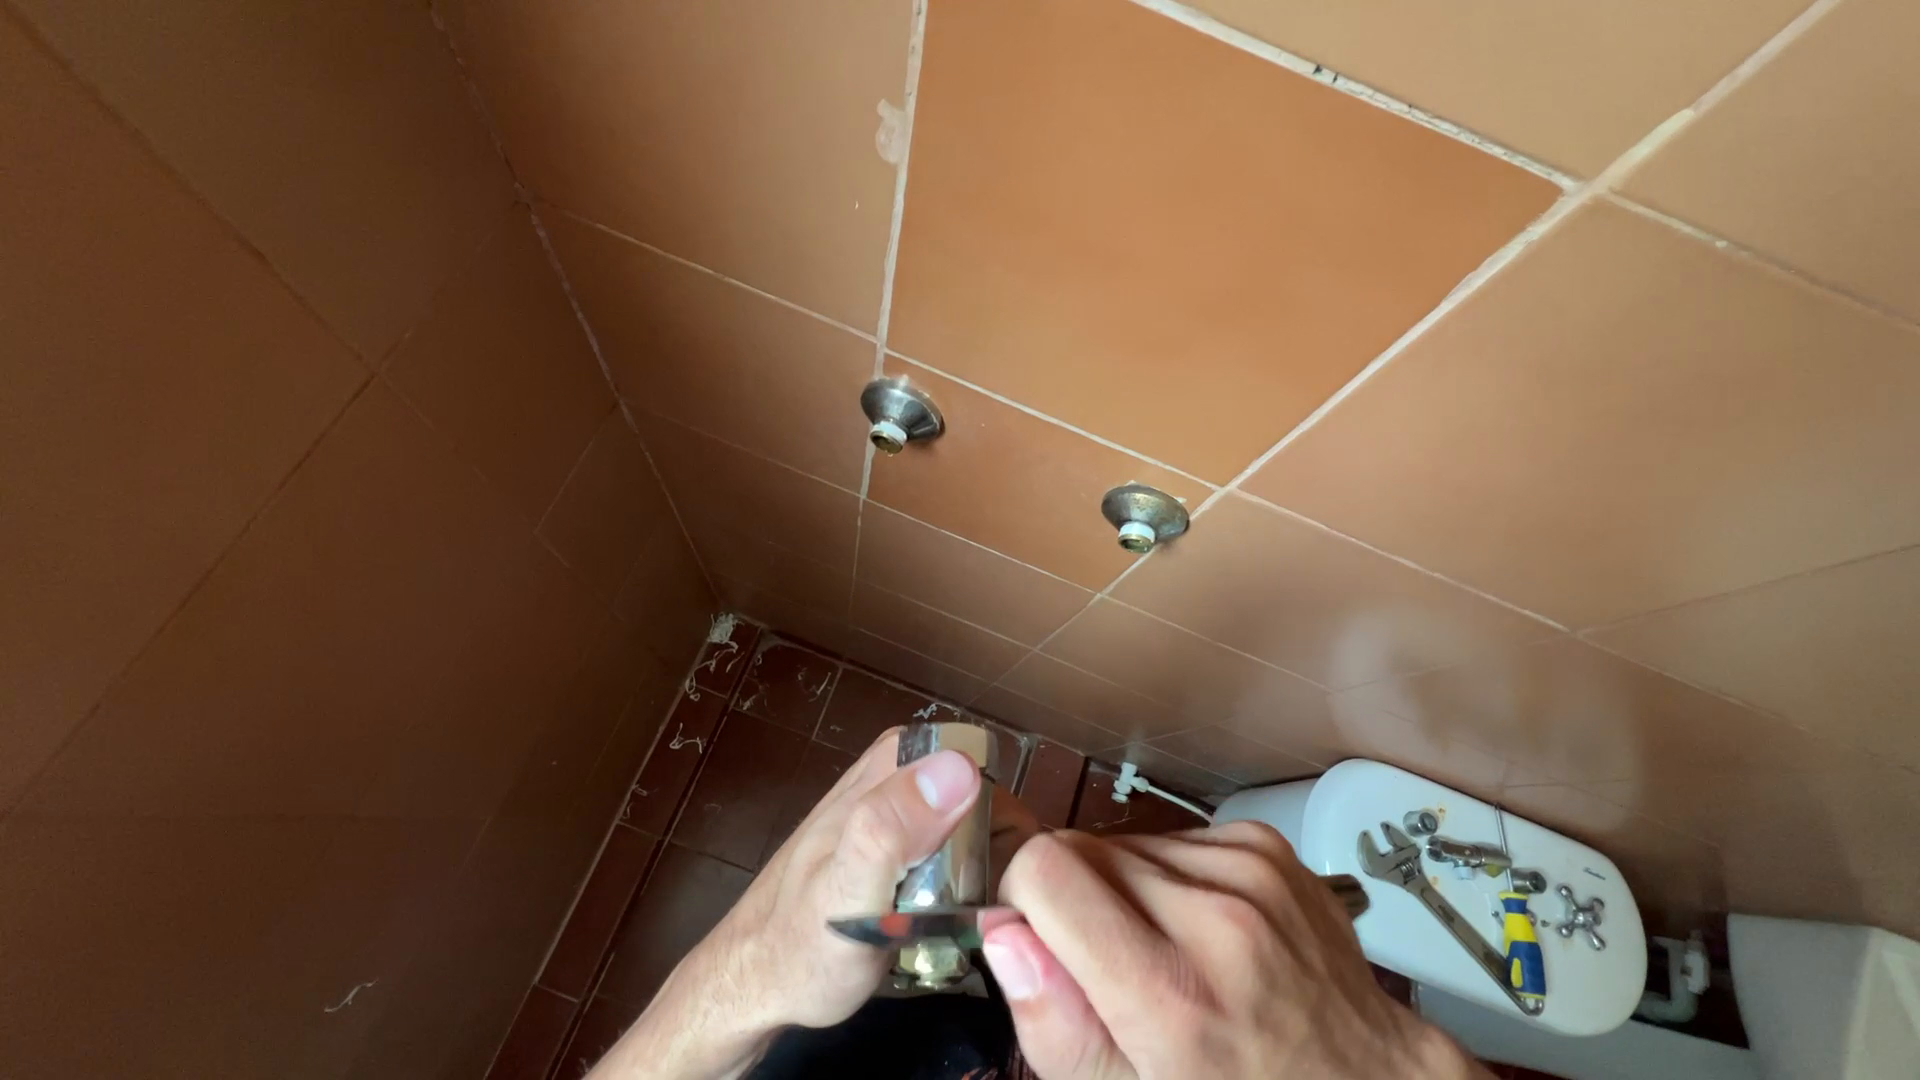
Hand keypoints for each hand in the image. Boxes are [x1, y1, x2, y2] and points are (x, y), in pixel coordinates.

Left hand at [594, 729, 1035, 1078]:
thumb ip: (891, 826)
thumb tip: (959, 767)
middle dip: (1010, 860)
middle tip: (995, 921)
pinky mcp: (914, 841)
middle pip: (997, 803)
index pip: (993, 774)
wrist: (759, 979)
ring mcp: (912, 805)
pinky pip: (972, 852)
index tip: (1015, 891)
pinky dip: (979, 886)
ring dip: (997, 878)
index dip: (1013, 831)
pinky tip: (965, 923)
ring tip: (982, 927)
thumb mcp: (846, 889)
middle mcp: (909, 769)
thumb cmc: (800, 943)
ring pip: (989, 830)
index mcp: (897, 759)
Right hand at [982, 822, 1488, 1079]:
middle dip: (1075, 901)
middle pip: (1078, 850)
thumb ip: (1055, 1025)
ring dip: (1123, 889)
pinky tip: (1201, 928)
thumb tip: (1002, 929)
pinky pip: (1169, 839)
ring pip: (1122, 842)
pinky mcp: (1264, 844)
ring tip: (1167, 950)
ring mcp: (1248, 869)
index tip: (1046, 945)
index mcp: (1174, 992)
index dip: (1026, 902)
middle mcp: (1215, 914)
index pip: (1046, 868)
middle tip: (1114, 966)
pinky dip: (1166, 878)